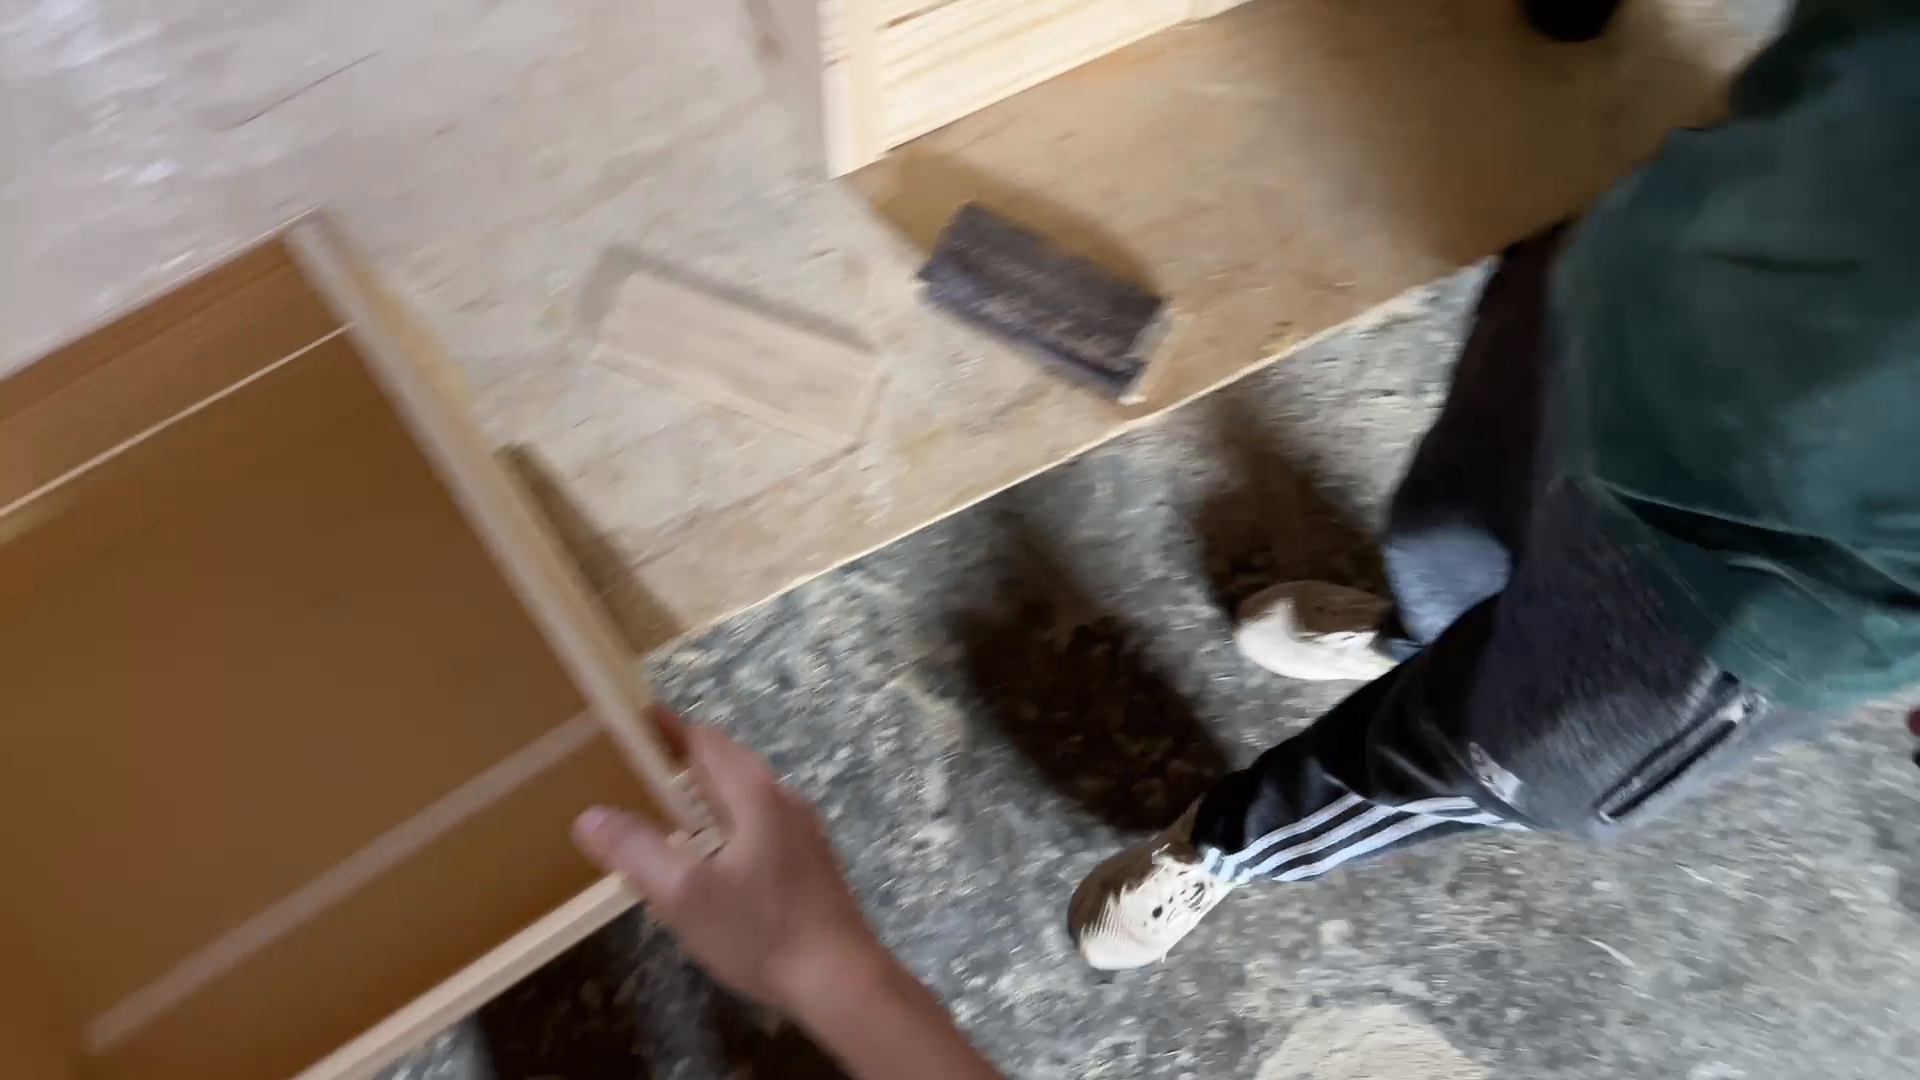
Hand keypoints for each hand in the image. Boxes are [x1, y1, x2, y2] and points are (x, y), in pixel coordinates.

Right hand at [572, 708, 887, 1014]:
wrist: (839, 974)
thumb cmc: (761, 929)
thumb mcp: (686, 895)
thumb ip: (637, 850)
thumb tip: (591, 815)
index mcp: (756, 793)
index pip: (706, 742)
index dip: (669, 727)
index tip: (634, 717)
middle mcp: (783, 797)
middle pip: (728, 762)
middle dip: (685, 755)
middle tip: (639, 761)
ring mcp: (802, 826)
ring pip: (746, 791)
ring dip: (707, 787)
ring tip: (667, 802)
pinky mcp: (808, 855)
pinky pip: (759, 817)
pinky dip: (727, 814)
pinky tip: (712, 847)